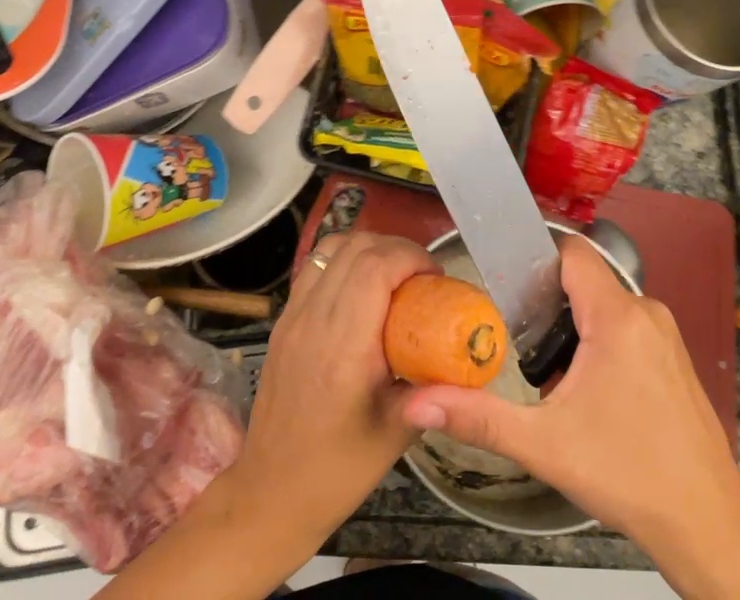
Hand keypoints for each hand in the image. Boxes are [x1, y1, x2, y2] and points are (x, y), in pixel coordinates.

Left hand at [229, 231, 435, 543]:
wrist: (273, 491)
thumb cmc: (339, 468)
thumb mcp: (398, 431)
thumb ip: (433, 386)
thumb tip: (466, 353)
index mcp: (343, 346)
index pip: (374, 266)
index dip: (410, 257)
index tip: (436, 277)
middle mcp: (311, 320)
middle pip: (352, 247)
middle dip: (394, 248)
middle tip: (422, 276)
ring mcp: (290, 318)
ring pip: (327, 250)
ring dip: (366, 250)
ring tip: (394, 278)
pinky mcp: (281, 324)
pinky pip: (313, 271)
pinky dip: (342, 265)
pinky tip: (362, 295)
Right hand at [401, 235, 739, 572]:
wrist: (705, 522)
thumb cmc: (627, 474)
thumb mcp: (542, 444)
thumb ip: (477, 417)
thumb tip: (416, 402)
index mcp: (618, 319)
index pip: (573, 255)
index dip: (535, 262)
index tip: (503, 289)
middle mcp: (647, 315)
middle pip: (584, 285)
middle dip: (546, 310)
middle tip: (516, 348)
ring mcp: (666, 339)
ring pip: (604, 310)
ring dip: (572, 334)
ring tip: (547, 380)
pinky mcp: (675, 362)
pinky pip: (626, 332)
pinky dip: (598, 349)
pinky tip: (586, 398)